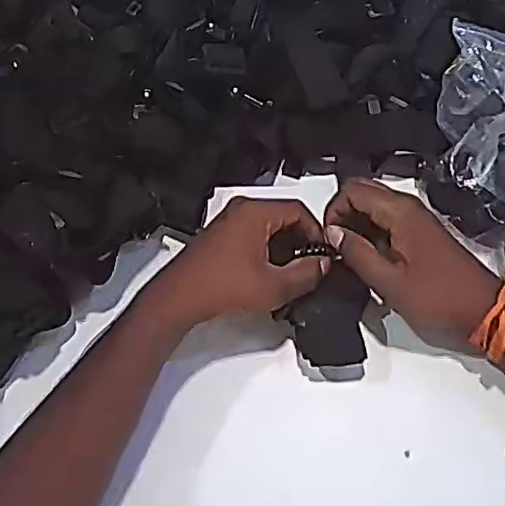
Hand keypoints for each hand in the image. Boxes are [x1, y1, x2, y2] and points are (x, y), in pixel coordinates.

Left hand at [138, 198, 328, 329]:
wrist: (181, 296)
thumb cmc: (216, 285)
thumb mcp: (274, 286)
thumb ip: (306, 274)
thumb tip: (321, 266)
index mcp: (253, 212)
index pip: (298, 209)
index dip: (316, 232)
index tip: (323, 252)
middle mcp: (240, 210)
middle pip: (284, 217)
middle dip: (300, 242)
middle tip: (310, 265)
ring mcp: (229, 221)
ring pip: (269, 227)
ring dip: (283, 248)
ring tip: (290, 274)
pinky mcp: (222, 236)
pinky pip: (253, 235)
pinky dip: (266, 251)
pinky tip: (268, 275)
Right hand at [324, 178, 501, 348]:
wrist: (490, 317)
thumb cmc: (445, 302)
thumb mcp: (390, 283)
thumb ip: (357, 254)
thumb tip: (334, 235)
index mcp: (401, 212)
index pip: (352, 190)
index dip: (334, 212)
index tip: (329, 238)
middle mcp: (410, 209)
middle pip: (363, 193)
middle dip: (343, 215)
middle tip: (337, 245)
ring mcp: (418, 222)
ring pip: (374, 209)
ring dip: (357, 227)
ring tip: (352, 258)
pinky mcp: (423, 237)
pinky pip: (388, 224)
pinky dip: (373, 236)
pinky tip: (372, 263)